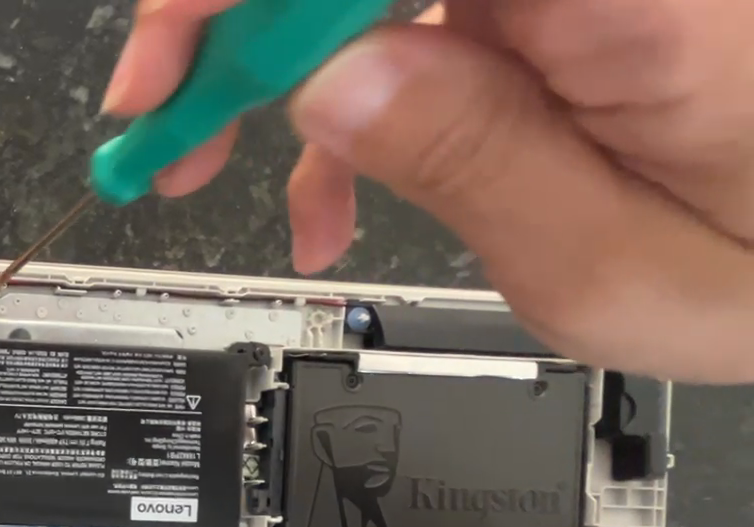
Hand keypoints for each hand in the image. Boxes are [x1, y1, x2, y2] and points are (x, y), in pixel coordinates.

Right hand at [105, 0, 753, 381]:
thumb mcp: (606, 265)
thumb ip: (470, 159)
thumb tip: (328, 86)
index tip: (156, 89)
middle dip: (233, 33)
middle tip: (169, 137)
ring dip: (278, 87)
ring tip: (241, 192)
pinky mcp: (560, 0)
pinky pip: (414, 28)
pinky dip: (348, 115)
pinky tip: (334, 199)